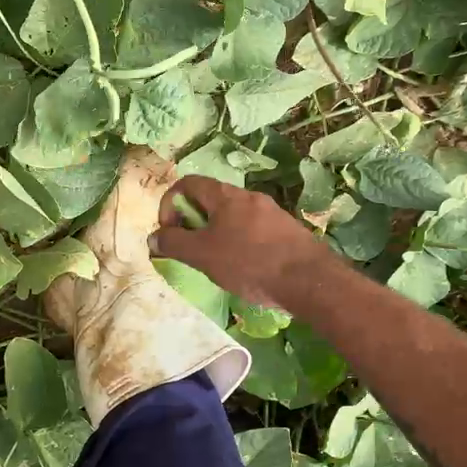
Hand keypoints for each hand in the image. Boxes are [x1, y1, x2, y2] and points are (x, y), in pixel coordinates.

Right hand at [150, 176, 332, 306]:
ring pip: (233, 216)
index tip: (170, 231)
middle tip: (191, 248)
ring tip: (216, 261)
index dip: (170, 203)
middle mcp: (249, 197)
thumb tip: (154, 238)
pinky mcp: (288, 232)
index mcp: (225, 196)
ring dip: (217, 233)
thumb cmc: (250, 263)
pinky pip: (254, 230)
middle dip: (193, 221)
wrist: (312, 282)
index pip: (187, 183)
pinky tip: (245, 268)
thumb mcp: (202, 255)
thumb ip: (173, 243)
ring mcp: (272, 213)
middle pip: (210, 199)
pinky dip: (240, 243)